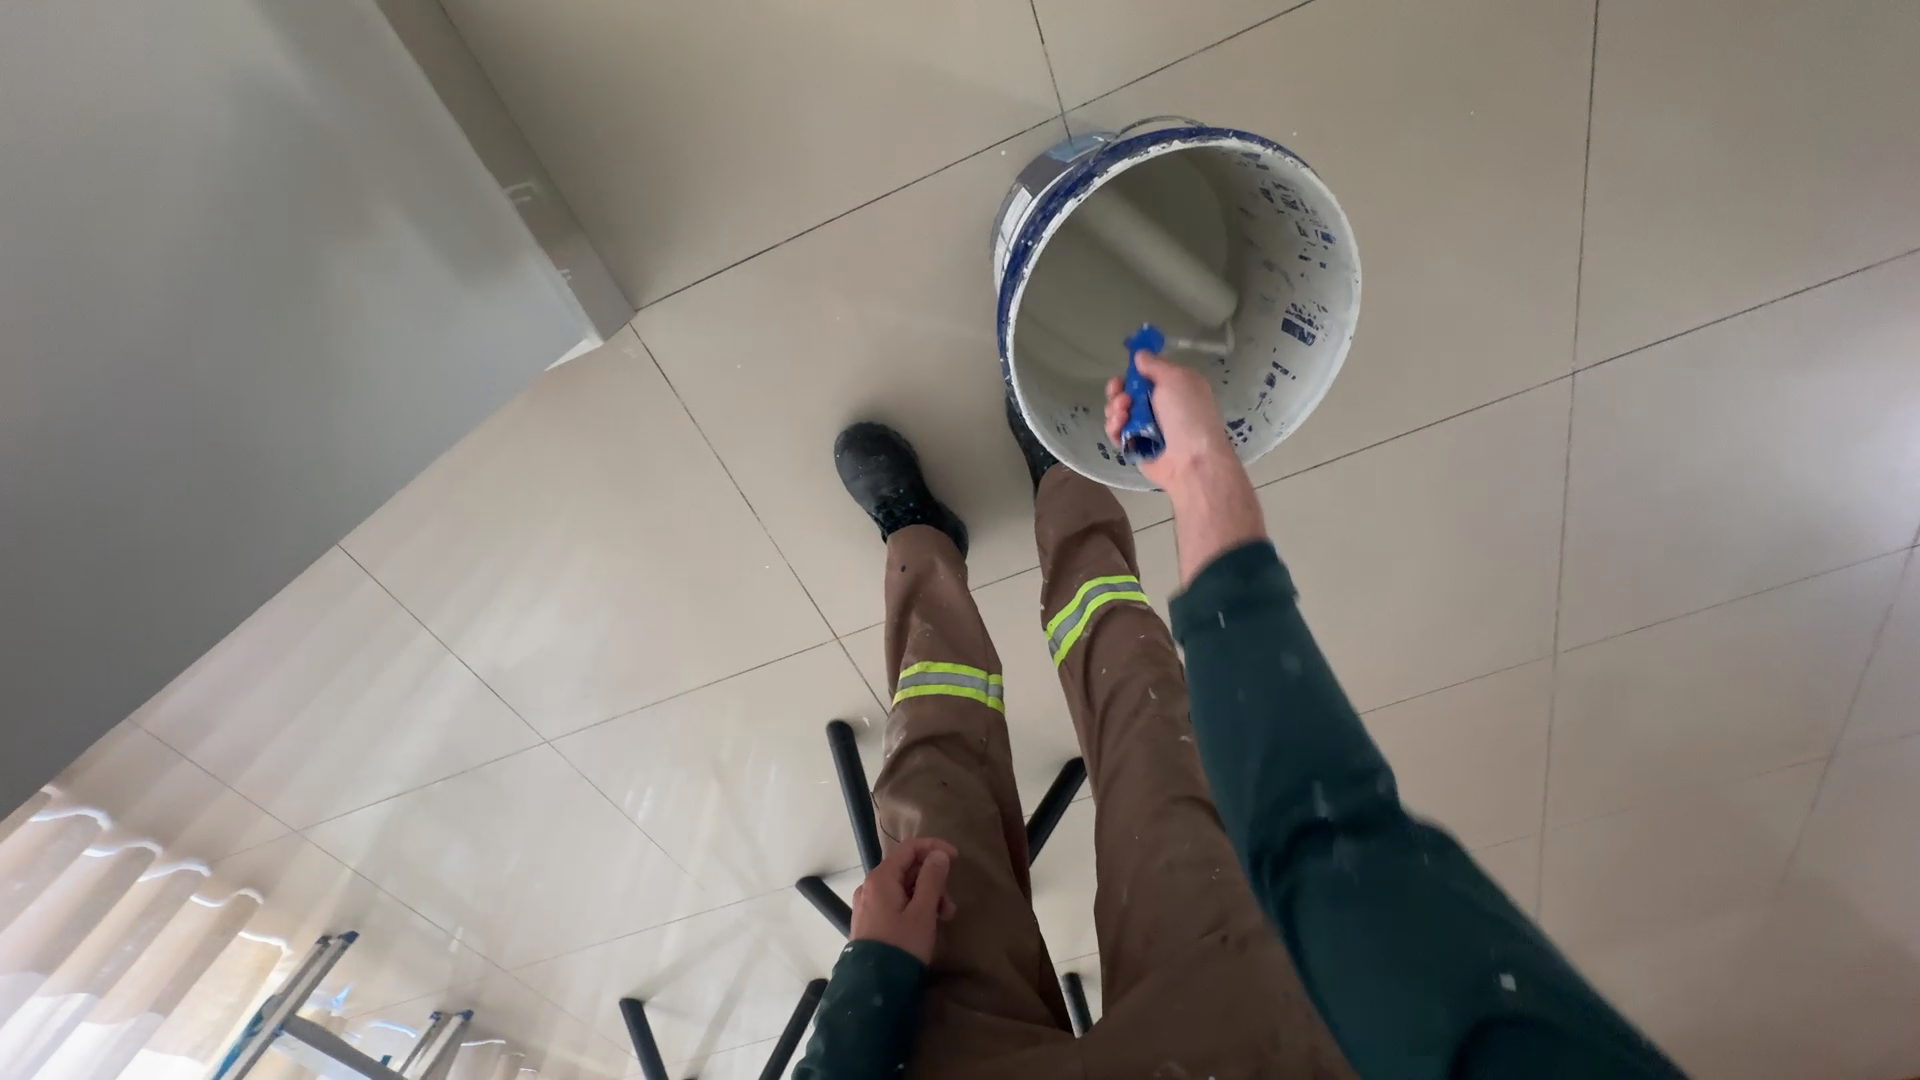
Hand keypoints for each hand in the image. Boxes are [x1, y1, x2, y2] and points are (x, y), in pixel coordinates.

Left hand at [850, 837, 957, 963]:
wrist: (873, 991)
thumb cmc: (901, 947)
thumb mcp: (923, 912)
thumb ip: (932, 879)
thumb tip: (938, 854)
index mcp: (880, 878)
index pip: (909, 848)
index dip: (934, 848)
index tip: (956, 858)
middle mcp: (869, 886)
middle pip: (906, 869)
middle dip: (933, 881)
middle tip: (950, 905)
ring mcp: (867, 904)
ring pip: (902, 888)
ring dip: (926, 897)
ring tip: (943, 919)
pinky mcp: (869, 921)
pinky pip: (895, 903)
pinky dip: (914, 907)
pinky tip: (926, 925)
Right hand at [1105, 349, 1236, 493]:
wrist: (1191, 459)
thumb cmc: (1188, 414)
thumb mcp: (1176, 379)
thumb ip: (1155, 365)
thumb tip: (1140, 354)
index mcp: (1173, 388)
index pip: (1145, 375)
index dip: (1132, 373)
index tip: (1126, 374)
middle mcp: (1159, 406)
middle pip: (1126, 393)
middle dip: (1118, 392)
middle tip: (1122, 397)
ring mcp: (1146, 427)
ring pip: (1118, 412)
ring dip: (1114, 409)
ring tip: (1123, 414)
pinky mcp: (1135, 447)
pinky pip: (1116, 433)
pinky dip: (1114, 428)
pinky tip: (1119, 426)